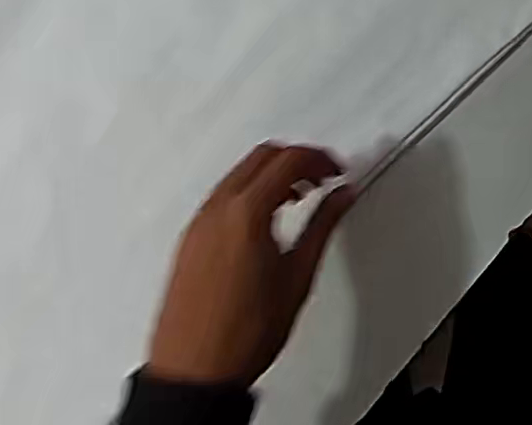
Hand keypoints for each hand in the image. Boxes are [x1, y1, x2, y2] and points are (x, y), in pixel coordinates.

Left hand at [147, 144, 356, 385]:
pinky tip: (268, 215)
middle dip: (298, 158)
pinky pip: (224, 194)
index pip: (290, 159)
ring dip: (273, 172)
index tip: (335, 172)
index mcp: (246, 213)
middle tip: (321, 176)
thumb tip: (342, 195)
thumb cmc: (239, 336)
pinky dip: (251, 190)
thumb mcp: (298, 274)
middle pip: (264, 155)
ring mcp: (199, 224)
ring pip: (242, 171)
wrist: (193, 377)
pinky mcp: (189, 239)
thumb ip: (323, 223)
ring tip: (298, 196)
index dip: (320, 158)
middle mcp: (217, 211)